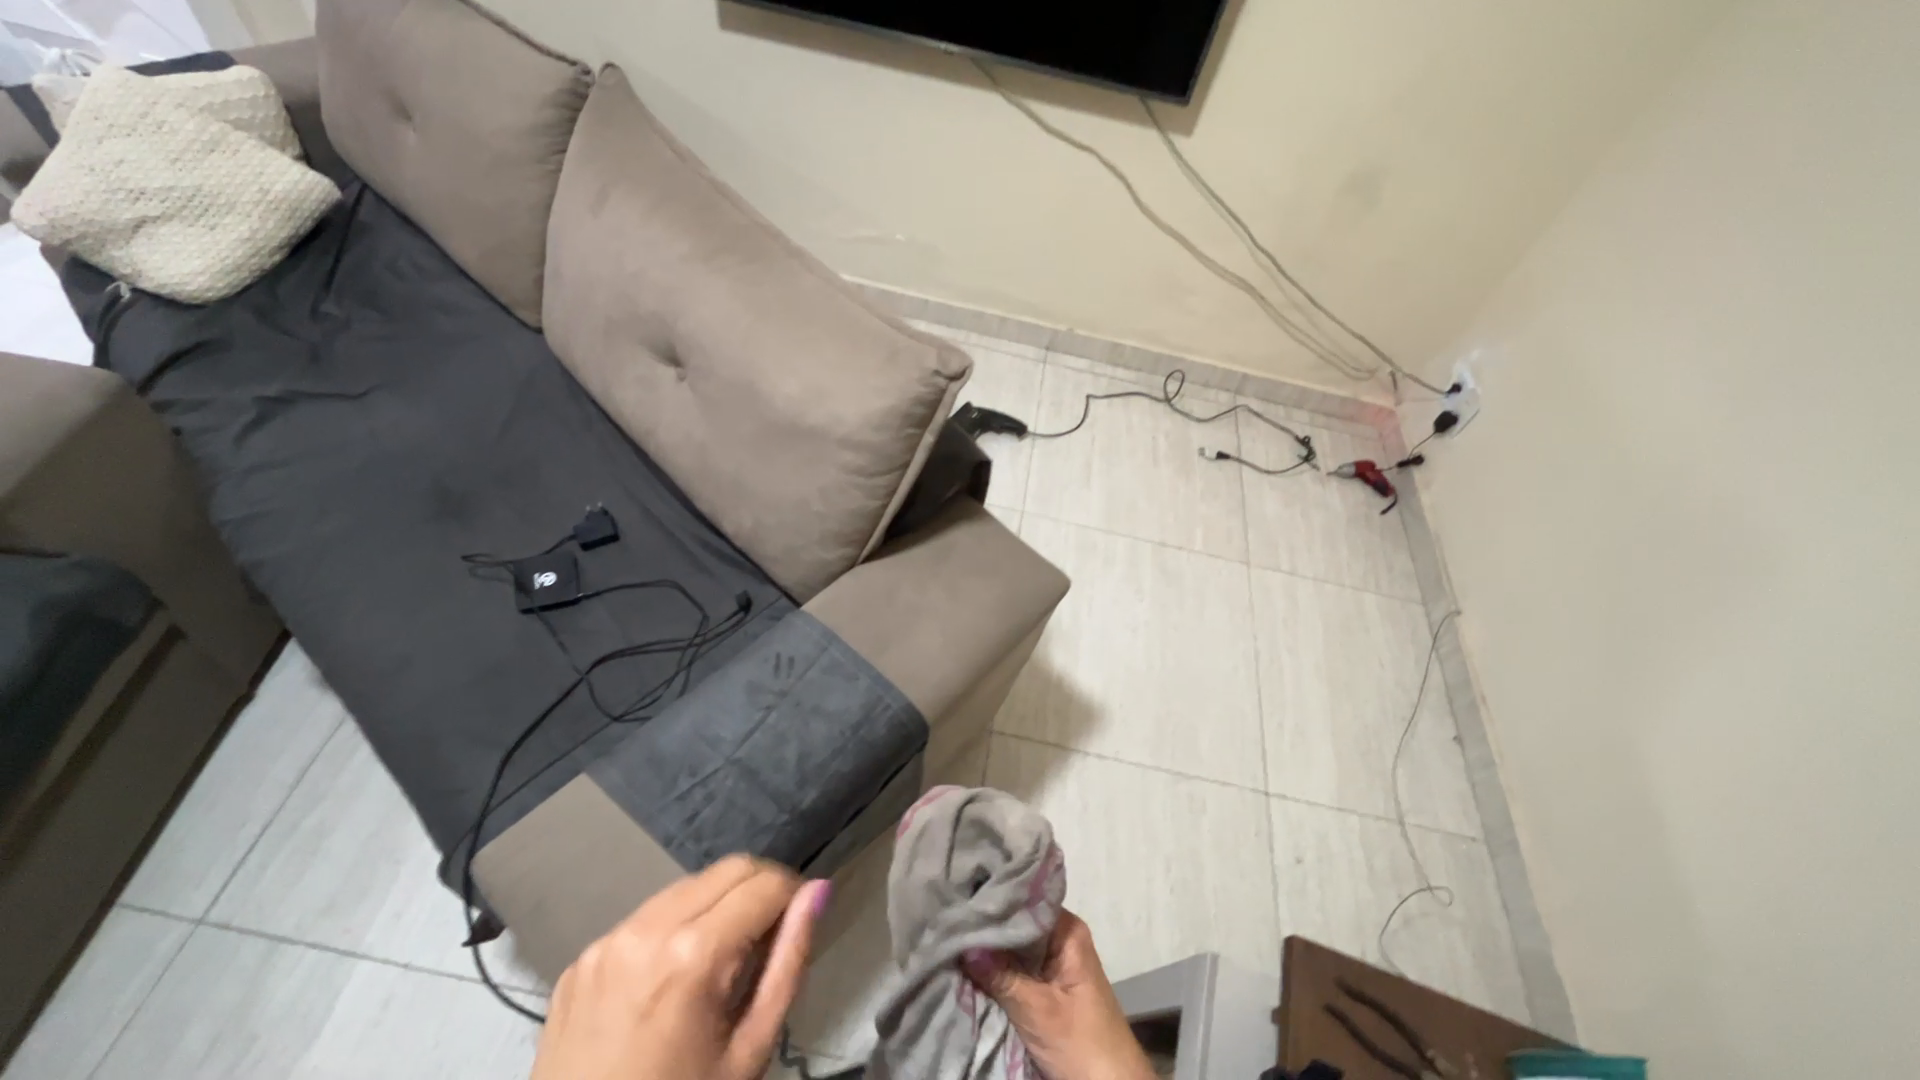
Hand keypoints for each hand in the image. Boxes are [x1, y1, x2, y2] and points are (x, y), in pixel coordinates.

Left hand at [531, 855, 830, 1079]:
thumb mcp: (750, 1048)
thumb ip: (788, 963)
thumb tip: (818, 891)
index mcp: (693, 954)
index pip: (764, 883)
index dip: (794, 894)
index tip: (800, 922)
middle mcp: (646, 930)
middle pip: (727, 869)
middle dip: (760, 889)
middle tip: (770, 935)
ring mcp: (606, 941)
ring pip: (685, 886)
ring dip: (717, 904)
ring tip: (723, 957)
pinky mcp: (581, 958)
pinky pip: (644, 917)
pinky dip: (674, 927)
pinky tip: (675, 976)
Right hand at [962, 910, 1155, 1079]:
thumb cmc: (1082, 1043)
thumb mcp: (1037, 1010)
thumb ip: (1000, 974)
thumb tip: (960, 941)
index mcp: (1067, 931)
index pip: (1024, 900)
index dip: (992, 899)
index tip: (958, 894)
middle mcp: (1059, 940)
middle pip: (1015, 924)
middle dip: (984, 926)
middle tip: (946, 918)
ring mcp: (1051, 965)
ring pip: (1011, 949)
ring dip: (985, 951)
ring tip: (946, 935)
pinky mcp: (1043, 989)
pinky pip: (1013, 970)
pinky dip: (992, 971)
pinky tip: (963, 963)